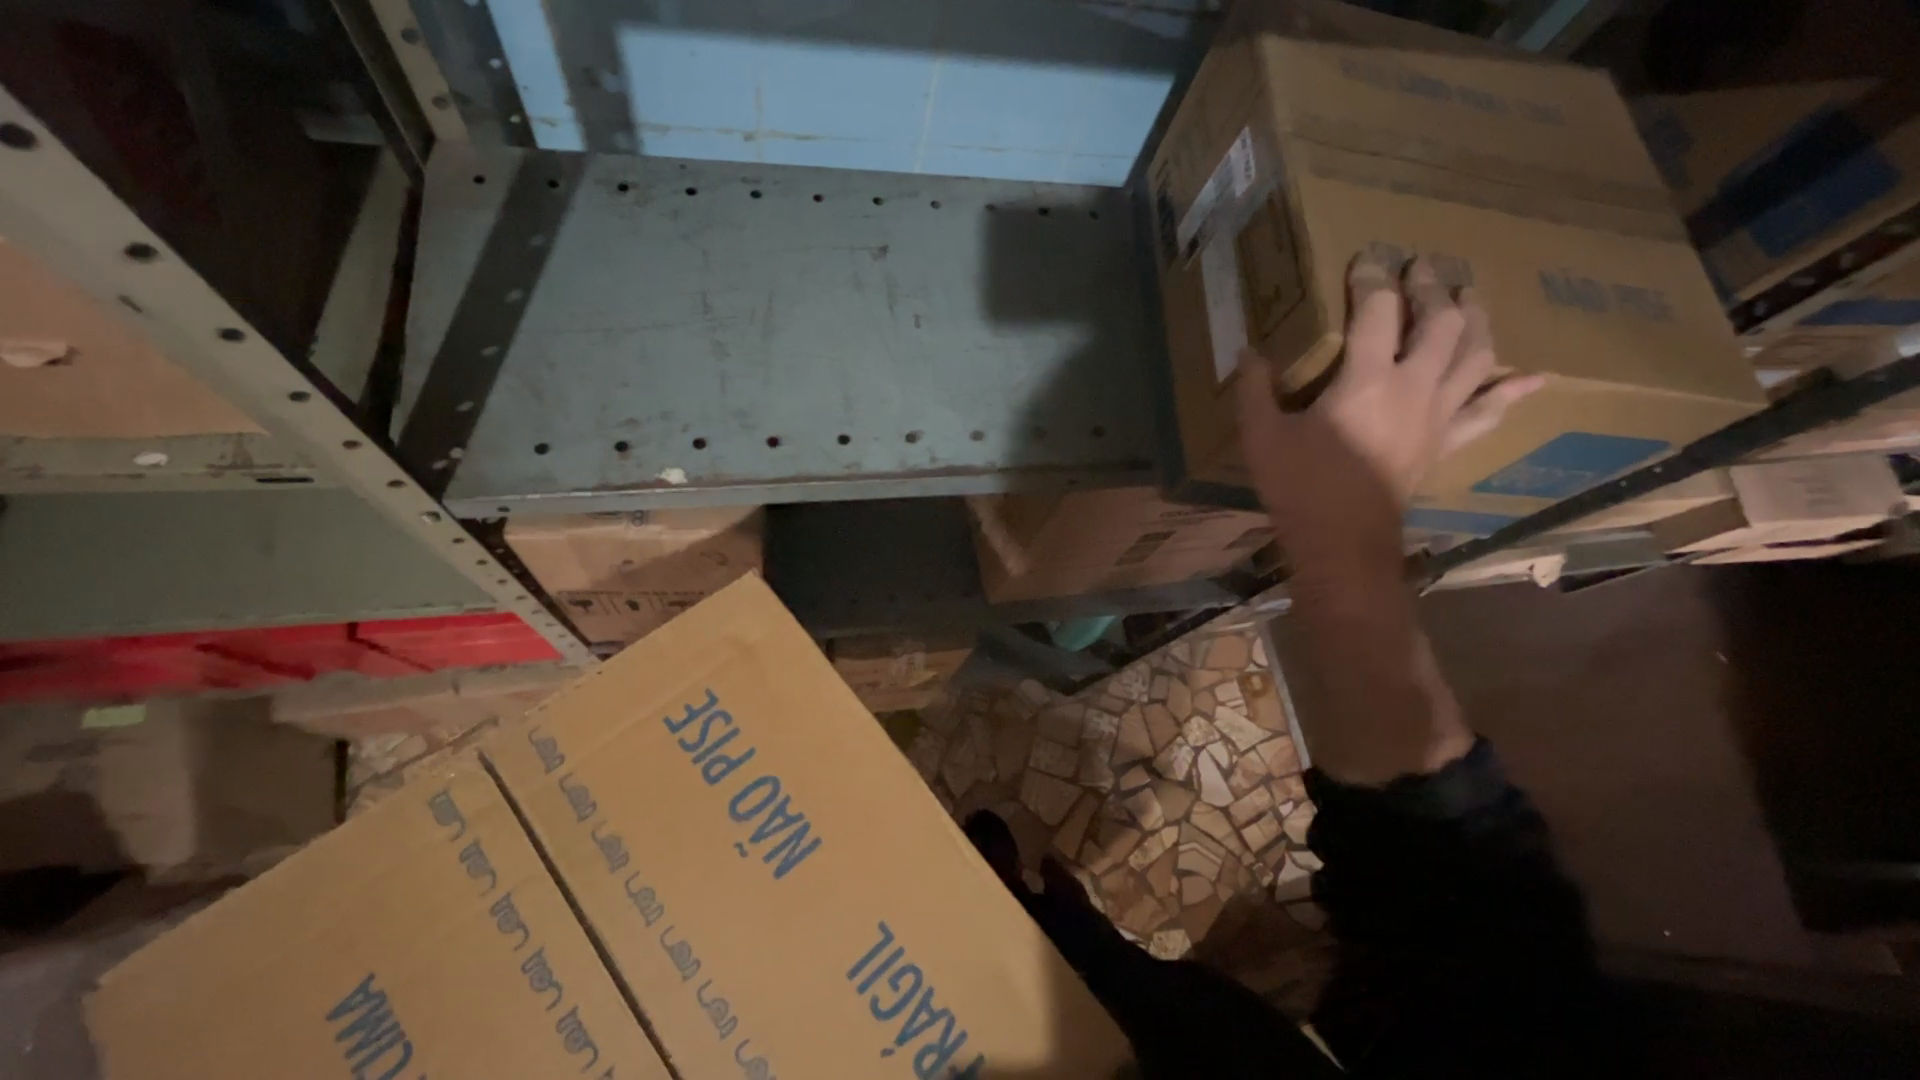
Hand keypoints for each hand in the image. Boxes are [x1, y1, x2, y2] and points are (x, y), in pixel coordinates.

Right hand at [1236, 254, 1543, 510]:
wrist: (1342, 543)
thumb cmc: (1299, 487)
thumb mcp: (1261, 436)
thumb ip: (1254, 390)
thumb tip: (1247, 351)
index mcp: (1366, 379)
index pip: (1377, 310)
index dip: (1373, 278)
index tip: (1368, 259)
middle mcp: (1414, 387)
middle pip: (1441, 322)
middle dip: (1433, 288)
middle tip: (1424, 268)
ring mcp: (1438, 416)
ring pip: (1476, 355)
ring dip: (1477, 320)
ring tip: (1470, 297)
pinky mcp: (1446, 443)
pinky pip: (1488, 413)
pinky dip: (1512, 393)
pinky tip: (1533, 377)